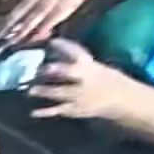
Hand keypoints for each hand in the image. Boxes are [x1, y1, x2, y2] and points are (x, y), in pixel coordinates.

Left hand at [29, 39, 151, 120]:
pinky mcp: (75, 108)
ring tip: (31, 91)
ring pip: (61, 92)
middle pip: (72, 72)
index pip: (79, 53)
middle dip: (60, 69)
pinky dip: (45, 112)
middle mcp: (86, 79)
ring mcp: (80, 94)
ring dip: (46, 91)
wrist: (123, 98)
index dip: (66, 46)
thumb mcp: (95, 69)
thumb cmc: (104, 81)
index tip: (53, 41)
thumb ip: (75, 65)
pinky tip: (33, 113)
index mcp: (92, 67)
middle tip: (45, 67)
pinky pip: (58, 110)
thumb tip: (52, 59)